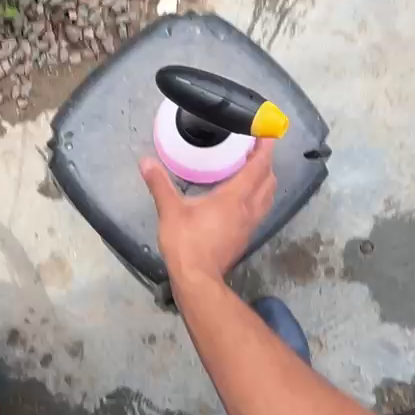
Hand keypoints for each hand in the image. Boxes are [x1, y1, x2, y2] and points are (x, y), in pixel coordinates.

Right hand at [139, 139, 277, 288]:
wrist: (197, 279)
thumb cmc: (186, 243)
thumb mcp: (170, 211)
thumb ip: (160, 184)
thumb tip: (145, 162)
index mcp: (233, 198)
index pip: (258, 167)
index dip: (265, 149)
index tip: (268, 134)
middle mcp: (247, 209)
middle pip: (268, 181)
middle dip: (266, 163)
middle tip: (256, 150)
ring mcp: (248, 225)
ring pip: (267, 198)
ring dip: (265, 181)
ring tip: (253, 171)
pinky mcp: (244, 238)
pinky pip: (260, 211)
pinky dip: (258, 198)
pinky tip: (243, 199)